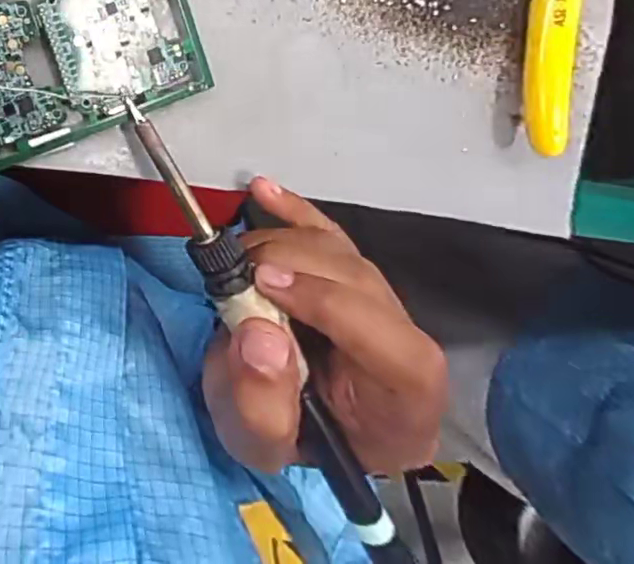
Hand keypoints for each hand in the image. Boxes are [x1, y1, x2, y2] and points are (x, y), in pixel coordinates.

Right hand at [201, 177, 445, 472]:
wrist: (280, 417)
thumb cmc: (279, 435)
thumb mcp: (258, 443)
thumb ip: (259, 404)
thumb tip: (259, 334)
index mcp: (401, 406)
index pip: (397, 348)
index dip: (332, 305)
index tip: (264, 285)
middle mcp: (403, 348)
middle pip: (361, 283)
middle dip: (288, 268)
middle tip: (231, 280)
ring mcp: (378, 304)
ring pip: (340, 252)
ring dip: (277, 244)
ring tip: (233, 263)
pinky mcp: (346, 274)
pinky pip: (325, 230)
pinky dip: (291, 209)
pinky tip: (261, 191)